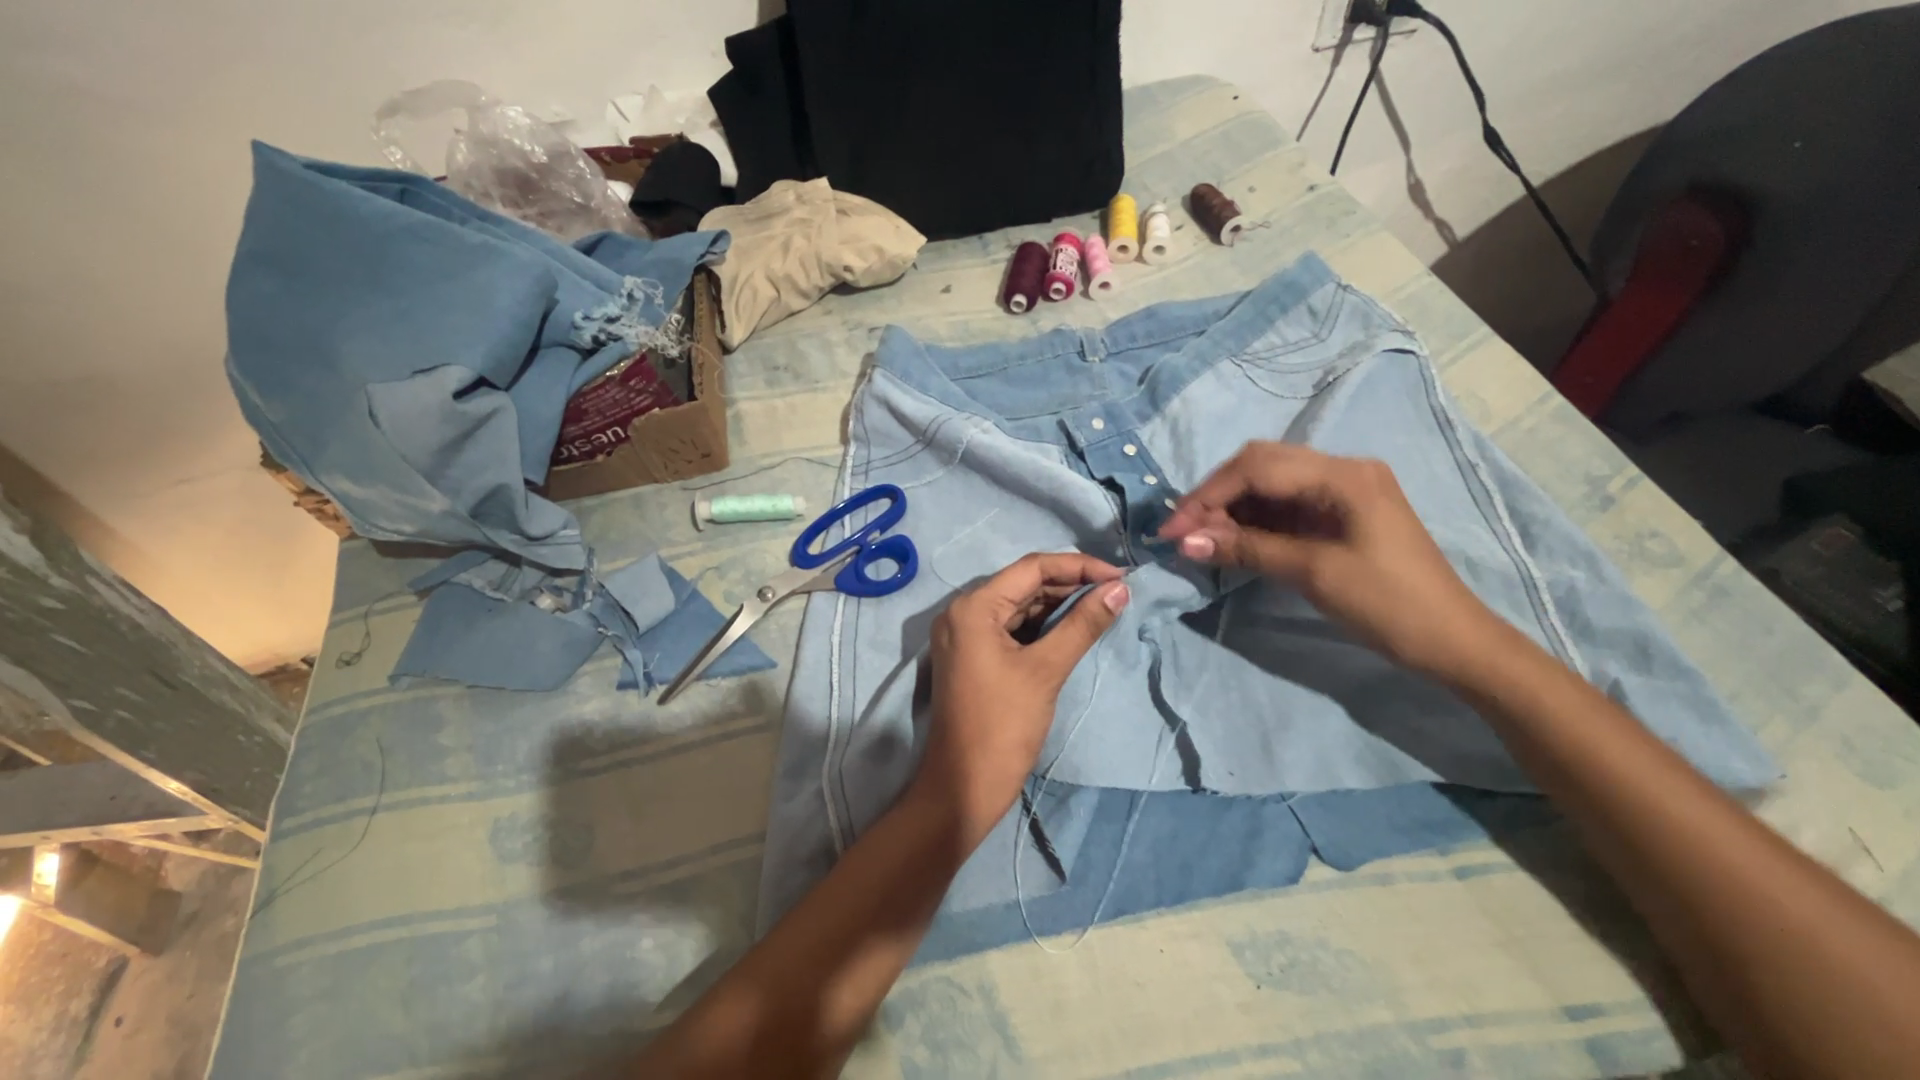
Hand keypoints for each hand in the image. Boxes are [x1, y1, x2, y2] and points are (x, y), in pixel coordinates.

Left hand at [917, 553, 1129, 839]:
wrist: (963, 786)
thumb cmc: (1003, 725)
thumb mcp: (1046, 670)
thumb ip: (1082, 625)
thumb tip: (1119, 591)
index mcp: (973, 607)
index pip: (1032, 568)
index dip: (1079, 566)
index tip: (1121, 577)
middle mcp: (963, 612)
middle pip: (1024, 584)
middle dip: (1071, 585)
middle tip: (1117, 593)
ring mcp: (965, 635)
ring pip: (1019, 606)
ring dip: (1059, 605)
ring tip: (1104, 607)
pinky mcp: (972, 656)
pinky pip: (1011, 627)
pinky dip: (1042, 626)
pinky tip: (1075, 629)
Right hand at [1158, 442, 1508, 678]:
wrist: (1451, 640)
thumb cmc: (1388, 604)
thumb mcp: (1313, 573)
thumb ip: (1247, 549)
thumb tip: (1185, 541)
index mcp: (1343, 475)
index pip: (1257, 468)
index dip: (1206, 497)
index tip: (1171, 532)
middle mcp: (1343, 469)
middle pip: (1261, 465)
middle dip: (1215, 496)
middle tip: (1182, 534)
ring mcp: (1344, 490)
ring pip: (1271, 483)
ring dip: (1232, 508)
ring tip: (1200, 541)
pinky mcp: (1342, 513)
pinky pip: (1286, 504)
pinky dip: (1254, 520)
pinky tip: (1231, 541)